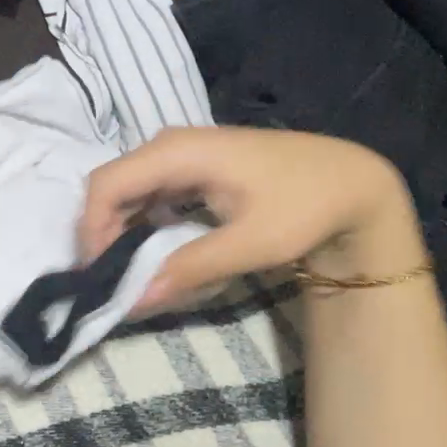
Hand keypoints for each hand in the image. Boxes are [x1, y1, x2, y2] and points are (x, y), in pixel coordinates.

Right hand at [81, 127, 422, 313]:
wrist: (354, 180)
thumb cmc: (306, 206)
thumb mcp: (254, 243)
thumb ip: (191, 268)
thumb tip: (135, 301)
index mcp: (176, 152)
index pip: (106, 185)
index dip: (91, 229)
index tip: (98, 274)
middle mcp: (167, 144)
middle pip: (110, 184)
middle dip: (101, 232)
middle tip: (108, 279)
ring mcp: (178, 153)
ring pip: (126, 188)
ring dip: (118, 229)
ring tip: (125, 270)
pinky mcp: (189, 166)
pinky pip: (147, 190)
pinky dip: (139, 221)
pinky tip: (150, 250)